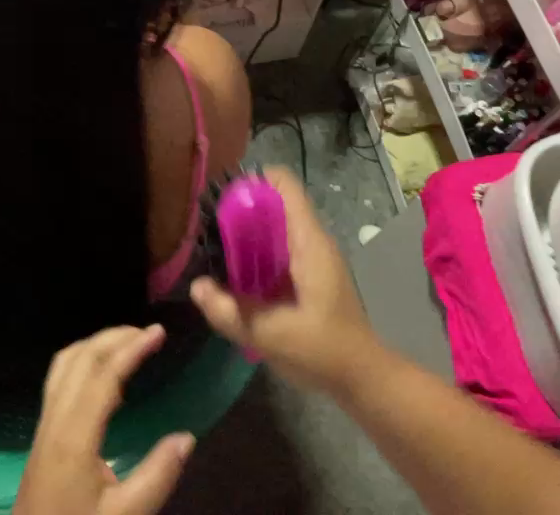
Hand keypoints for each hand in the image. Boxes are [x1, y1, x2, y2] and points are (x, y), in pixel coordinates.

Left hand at [14, 324, 195, 514]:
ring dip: (95, 345)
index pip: (103, 375)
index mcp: (74, 436)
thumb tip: (187, 437)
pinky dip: (83, 361)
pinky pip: (59, 379)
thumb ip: (156, 476)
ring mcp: (43, 425)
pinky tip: (103, 376)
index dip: (132, 348)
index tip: (159, 331)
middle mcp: (54, 420)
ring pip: (64, 364)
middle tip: (148, 332)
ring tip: (128, 343)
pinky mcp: (42, 435)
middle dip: (113, 336)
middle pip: (80, 359)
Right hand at [191, 167, 380, 394]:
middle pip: (276, 203)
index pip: (284, 185)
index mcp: (309, 242)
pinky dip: (258, 253)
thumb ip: (230, 311)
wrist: (363, 378)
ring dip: (248, 233)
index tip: (222, 200)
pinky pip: (280, 248)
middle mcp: (314, 241)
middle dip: (242, 210)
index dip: (252, 182)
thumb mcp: (271, 335)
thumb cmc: (324, 350)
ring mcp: (315, 257)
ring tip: (217, 250)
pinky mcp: (311, 275)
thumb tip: (196, 286)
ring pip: (277, 227)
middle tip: (210, 229)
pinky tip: (238, 276)